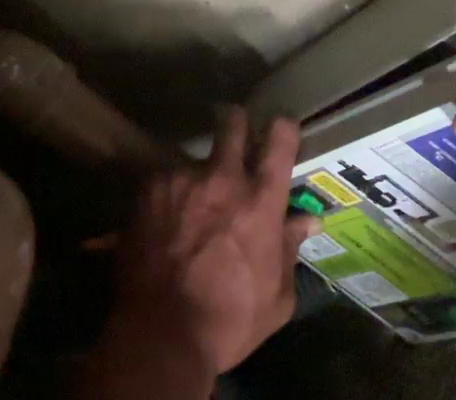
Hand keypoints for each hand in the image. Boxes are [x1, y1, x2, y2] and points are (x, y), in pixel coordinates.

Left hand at [109, 108, 317, 374]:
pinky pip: (164, 183)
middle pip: (232, 126)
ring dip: (196, 178)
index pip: (279, 143)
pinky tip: (162, 223)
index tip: (282, 128)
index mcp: (260, 202)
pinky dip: (168, 197)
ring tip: (189, 207)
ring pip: (192, 161)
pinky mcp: (148, 191)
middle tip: (235, 130)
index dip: (283, 129)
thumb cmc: (230, 320)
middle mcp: (222, 179)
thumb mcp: (277, 296)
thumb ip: (290, 249)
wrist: (162, 333)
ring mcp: (181, 181)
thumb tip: (307, 220)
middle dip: (236, 122)